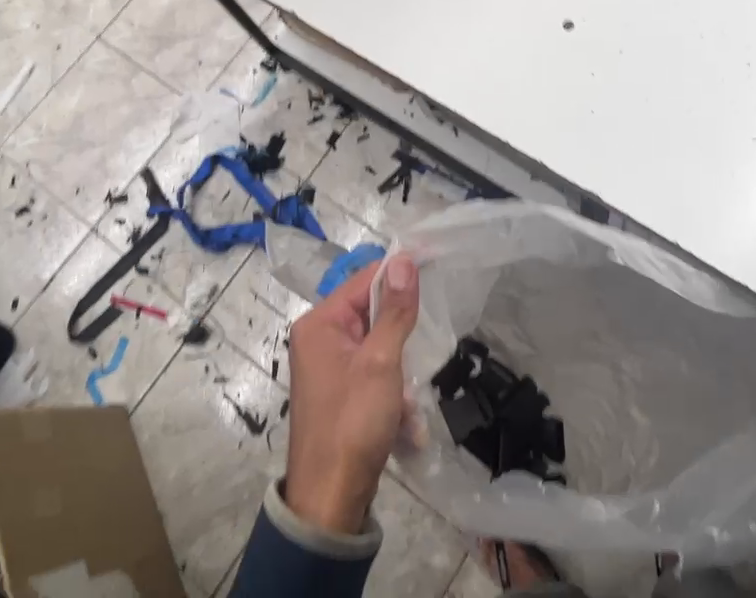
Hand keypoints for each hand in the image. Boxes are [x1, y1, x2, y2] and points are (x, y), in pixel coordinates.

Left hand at [284, 255, 420, 532]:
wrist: (330, 496)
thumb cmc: (353, 423)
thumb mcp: (380, 362)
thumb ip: (394, 311)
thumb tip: (404, 260)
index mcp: (320, 324)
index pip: (364, 280)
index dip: (399, 270)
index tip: (436, 258)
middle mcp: (320, 338)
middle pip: (372, 311)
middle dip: (402, 330)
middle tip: (428, 336)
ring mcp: (331, 366)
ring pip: (380, 343)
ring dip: (402, 367)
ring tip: (410, 395)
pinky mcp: (343, 390)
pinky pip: (376, 371)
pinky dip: (394, 388)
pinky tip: (406, 417)